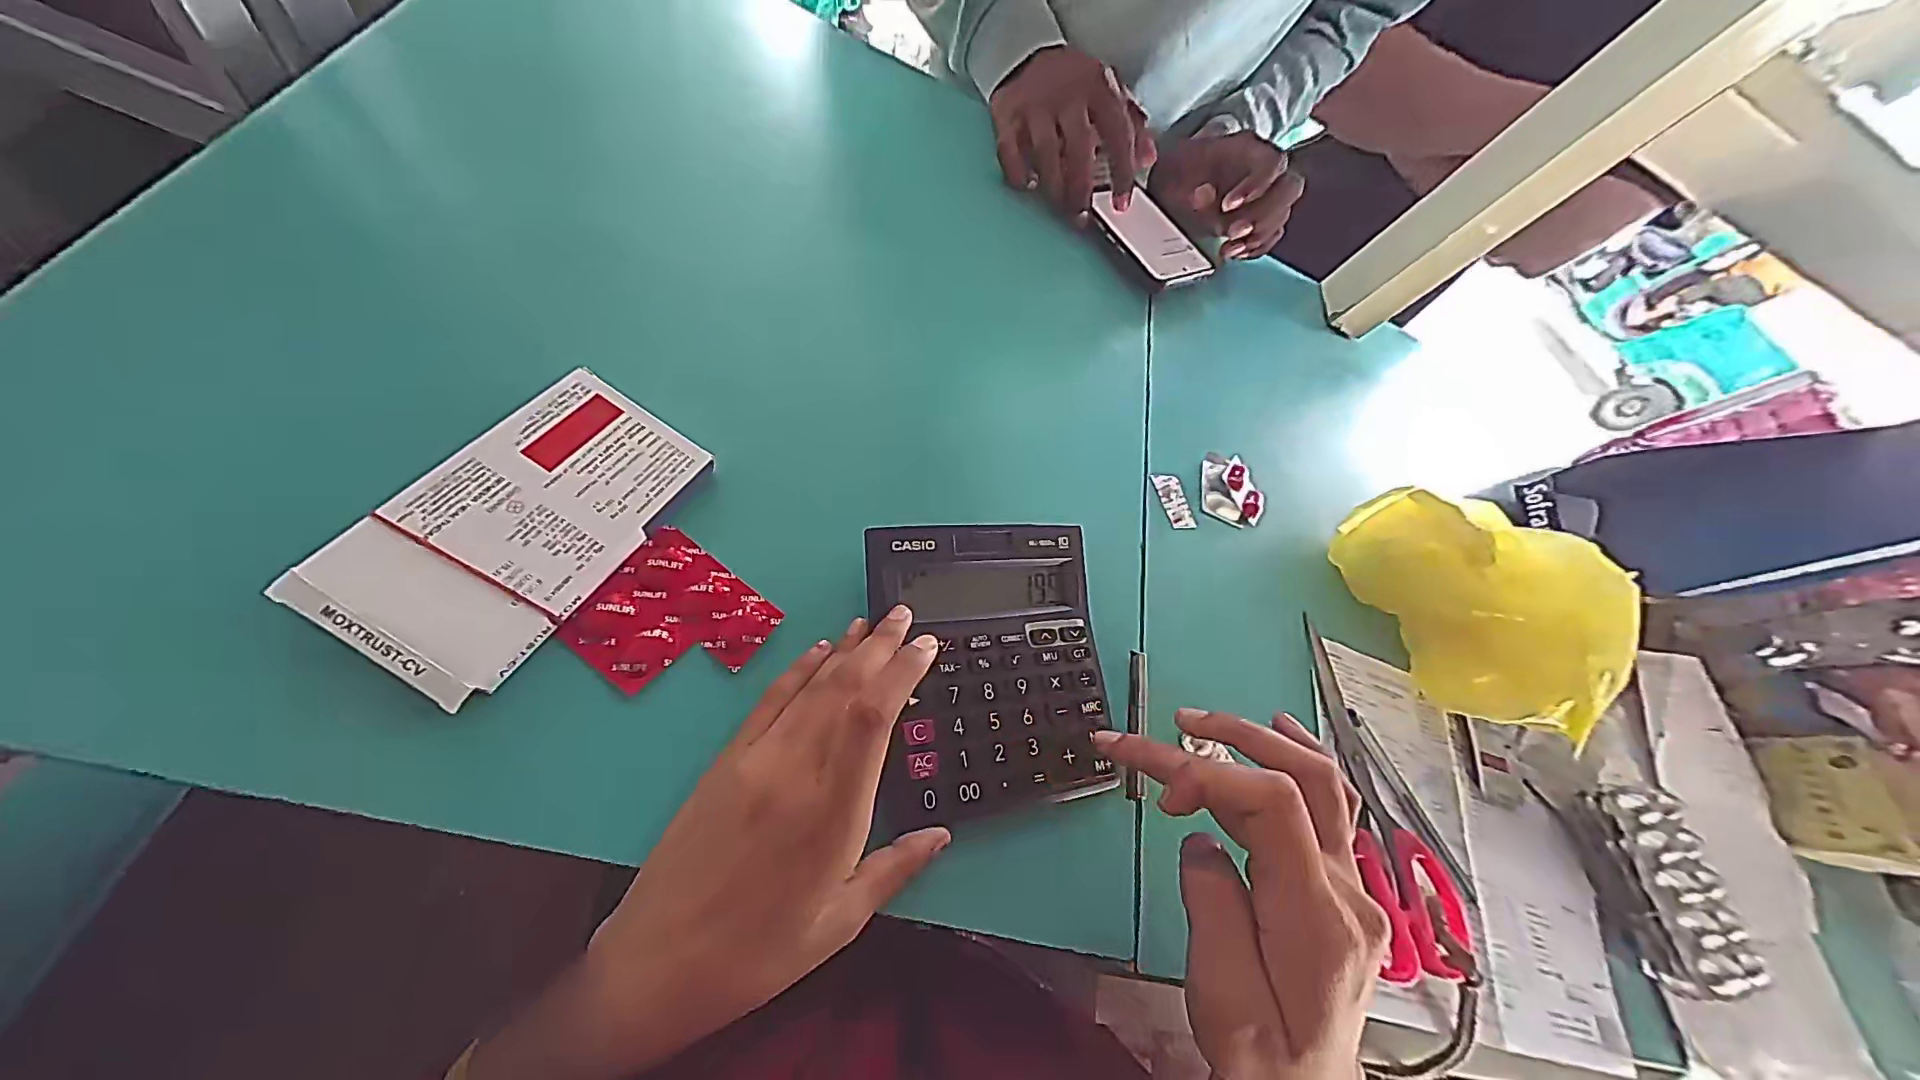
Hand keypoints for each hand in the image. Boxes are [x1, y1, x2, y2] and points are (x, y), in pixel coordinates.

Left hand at [468, 609, 949, 1078]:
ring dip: (844, 649)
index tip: (925, 646)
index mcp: (833, 808)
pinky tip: (817, 651)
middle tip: (903, 615)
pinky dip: (798, 670)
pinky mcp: (726, 759)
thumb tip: (940, 836)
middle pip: (844, 687)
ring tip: (870, 622)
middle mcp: (796, 769)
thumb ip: (896, 868)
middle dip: (879, 645)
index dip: (903, 671)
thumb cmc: (759, 950)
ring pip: (810, 686)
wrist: (657, 963)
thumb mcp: (840, 920)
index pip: (874, 716)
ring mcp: (757, 758)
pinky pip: (769, 700)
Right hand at [990, 45, 1155, 219]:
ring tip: (1059, 205)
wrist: (1027, 55)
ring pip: (1045, 156)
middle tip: (1082, 214)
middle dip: (1081, 190)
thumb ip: (1131, 127)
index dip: (1121, 173)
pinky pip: (1009, 153)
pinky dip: (1019, 175)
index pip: (1117, 135)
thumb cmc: (1074, 84)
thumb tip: (1148, 158)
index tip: (1121, 203)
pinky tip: (1030, 184)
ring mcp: (1035, 105)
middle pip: (1078, 151)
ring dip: (1053, 189)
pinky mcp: (1007, 115)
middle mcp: (1067, 95)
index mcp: (1098, 88)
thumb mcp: (1108, 95)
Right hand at [1094, 708, 1388, 1079]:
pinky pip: (1326, 808)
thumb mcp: (1222, 990)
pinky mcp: (1338, 889)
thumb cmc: (1260, 1054)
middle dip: (1241, 736)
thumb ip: (1212, 903)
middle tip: (1181, 723)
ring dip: (1264, 741)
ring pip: (1323, 785)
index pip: (1274, 802)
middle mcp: (1346, 889)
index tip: (1162, 790)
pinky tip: (1275, 739)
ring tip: (1207, 723)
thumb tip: (1200, 839)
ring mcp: (1351, 886)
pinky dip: (1292, 764)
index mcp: (1317, 914)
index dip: (1212, 775)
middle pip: (1308, 777)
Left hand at [1149, 134, 1305, 258]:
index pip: (1272, 163)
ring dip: (1258, 235)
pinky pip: (1273, 233)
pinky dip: (1257, 245)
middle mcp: (1265, 169)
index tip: (1227, 206)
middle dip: (1263, 215)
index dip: (1255, 186)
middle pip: (1288, 189)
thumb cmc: (1178, 172)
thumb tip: (1203, 194)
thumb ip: (1190, 182)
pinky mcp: (1261, 216)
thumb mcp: (1176, 173)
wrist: (1172, 181)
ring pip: (1283, 213)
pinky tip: (1236, 251)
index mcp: (1247, 149)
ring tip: (1229, 247)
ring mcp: (1266, 193)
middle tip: (1233, 233)